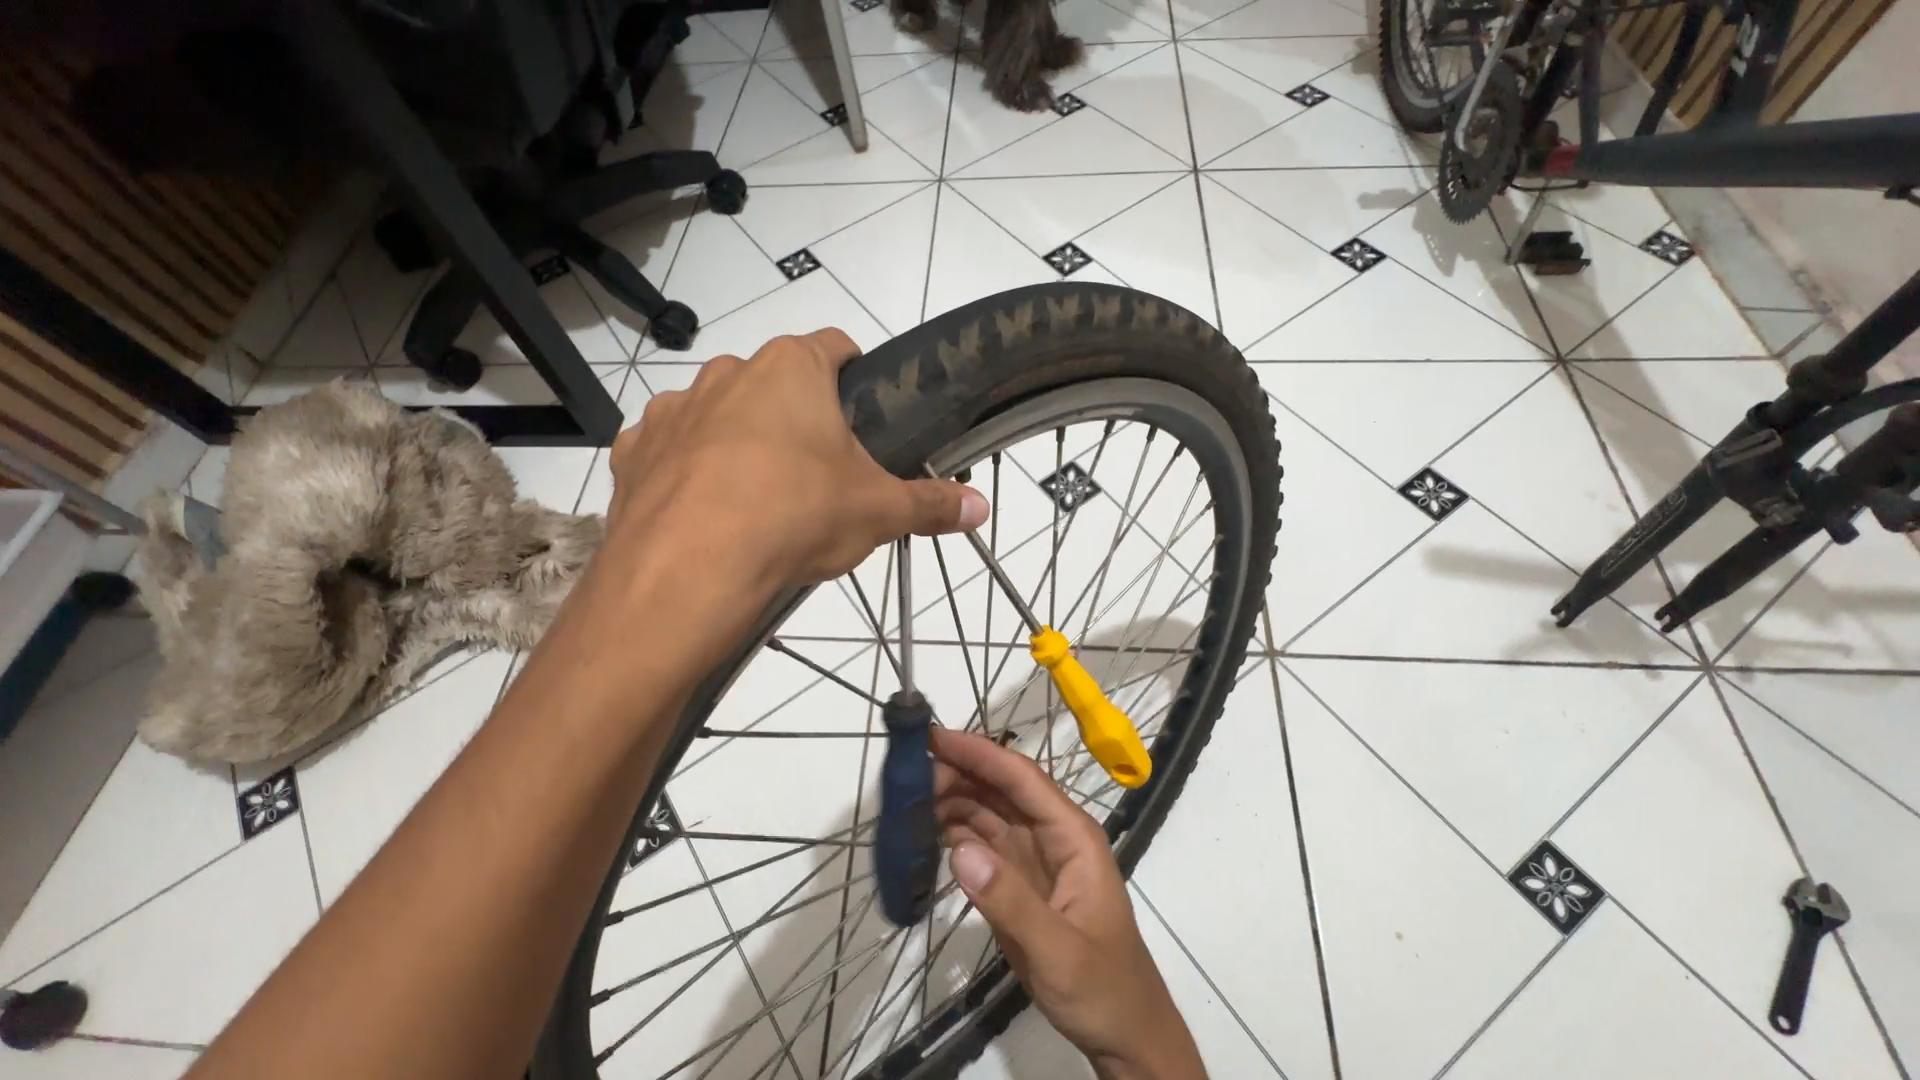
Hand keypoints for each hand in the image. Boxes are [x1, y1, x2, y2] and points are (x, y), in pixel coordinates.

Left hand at [605, 329, 987, 590]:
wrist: (689, 569)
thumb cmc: (796, 516)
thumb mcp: (878, 512)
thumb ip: (931, 504)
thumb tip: (981, 508)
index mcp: (791, 368)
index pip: (835, 345)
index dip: (855, 374)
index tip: (863, 413)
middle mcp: (728, 373)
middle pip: (774, 382)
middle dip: (796, 416)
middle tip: (817, 472)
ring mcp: (674, 409)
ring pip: (719, 413)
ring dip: (739, 440)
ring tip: (757, 497)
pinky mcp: (635, 451)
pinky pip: (671, 450)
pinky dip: (688, 470)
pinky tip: (705, 511)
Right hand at [930, 728, 1205, 1079]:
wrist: (1124, 1033)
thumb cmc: (1102, 987)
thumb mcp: (1058, 950)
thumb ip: (1010, 901)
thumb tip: (958, 848)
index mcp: (1073, 837)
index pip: (1021, 779)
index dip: (979, 753)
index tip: (933, 736)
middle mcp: (1052, 837)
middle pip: (1000, 789)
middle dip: (957, 774)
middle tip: (906, 777)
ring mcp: (1033, 859)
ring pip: (987, 813)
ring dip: (951, 800)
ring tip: (906, 801)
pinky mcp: (1016, 884)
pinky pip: (981, 845)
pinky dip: (953, 833)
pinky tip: (925, 832)